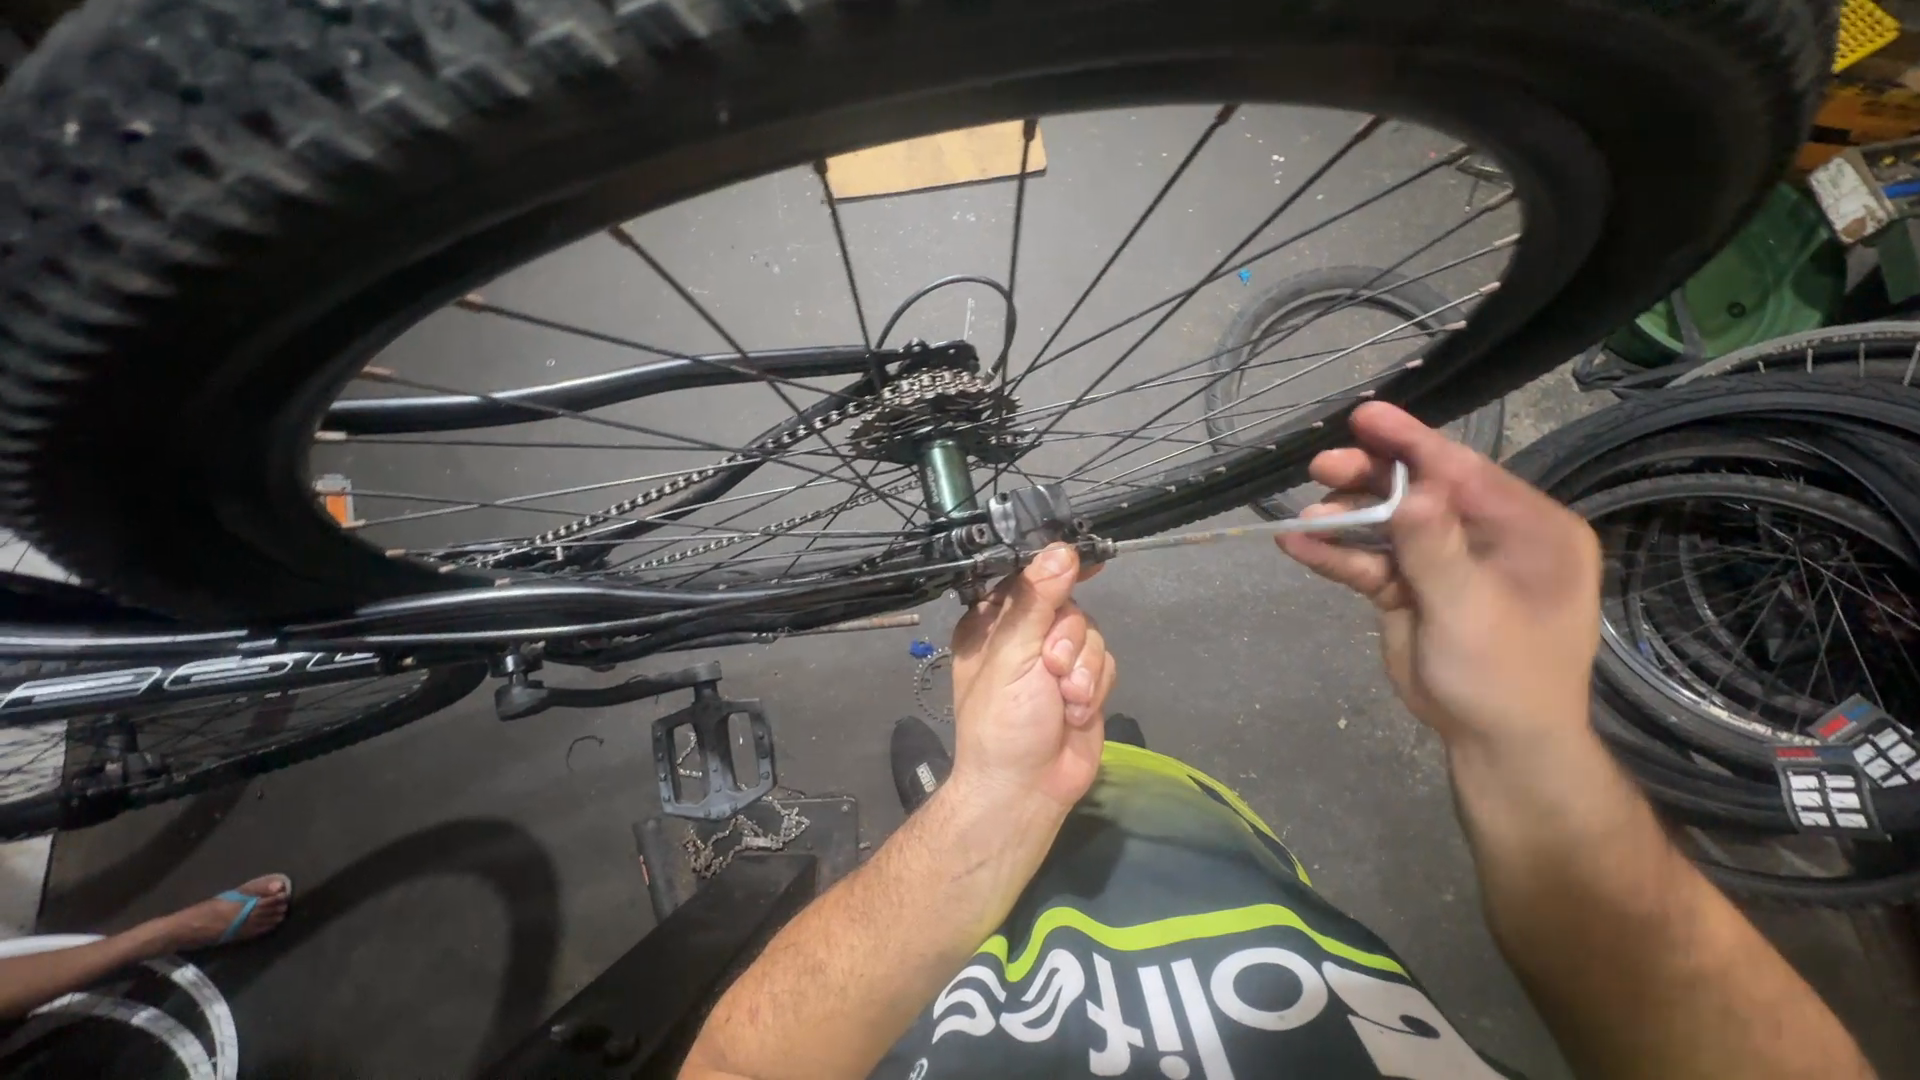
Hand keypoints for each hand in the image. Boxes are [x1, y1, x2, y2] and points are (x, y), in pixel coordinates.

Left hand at [949, 544, 1116, 812]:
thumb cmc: (1001, 723)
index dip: (1052, 572)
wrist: (1027, 788)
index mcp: (993, 623)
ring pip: (1092, 633)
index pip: (1026, 579)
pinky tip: (1077, 711)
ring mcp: (1056, 658)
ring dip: (1084, 669)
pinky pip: (1107, 661)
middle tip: (1052, 669)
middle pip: (1069, 604)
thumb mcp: (1012, 657)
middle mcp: (1025, 635)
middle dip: (1069, 640)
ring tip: (1065, 700)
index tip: (1079, 564)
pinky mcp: (1085, 680)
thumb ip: (1037, 602)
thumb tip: (1062, 550)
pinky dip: (1096, 687)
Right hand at [1276, 402, 1599, 748]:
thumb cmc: (1504, 677)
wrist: (1492, 743)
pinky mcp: (1411, 589)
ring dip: (1345, 520)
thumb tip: (1412, 489)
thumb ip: (1436, 549)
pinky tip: (1297, 546)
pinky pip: (1370, 562)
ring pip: (1386, 525)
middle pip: (1417, 492)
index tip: (1364, 416)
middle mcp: (1487, 537)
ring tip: (1304, 519)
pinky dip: (1336, 555)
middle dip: (1368, 480)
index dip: (1411, 442)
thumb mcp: (1471, 611)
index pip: (1462, 472)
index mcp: (1528, 529)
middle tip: (1320, 466)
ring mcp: (1444, 563)